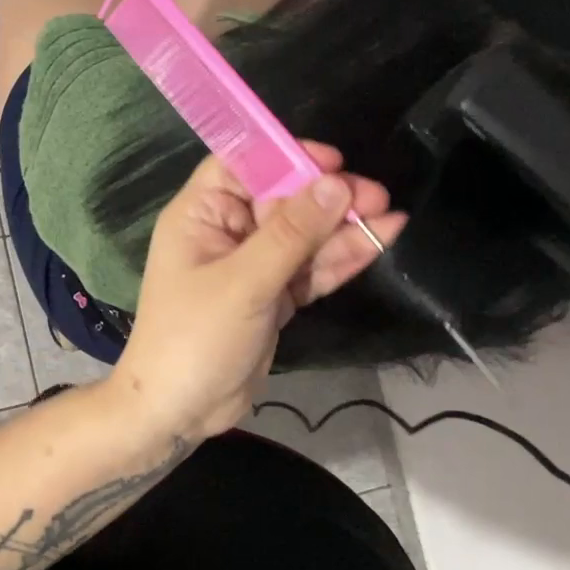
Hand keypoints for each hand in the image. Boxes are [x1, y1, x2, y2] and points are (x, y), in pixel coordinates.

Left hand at [101, 142, 404, 442]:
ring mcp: (252, 266)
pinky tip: (378, 241)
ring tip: (391, 217)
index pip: (244, 165)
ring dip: (343, 228)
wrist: (178, 412)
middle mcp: (226, 233)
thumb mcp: (243, 282)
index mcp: (201, 215)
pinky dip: (340, 259)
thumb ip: (291, 234)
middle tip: (375, 196)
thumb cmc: (194, 338)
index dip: (287, 157)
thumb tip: (335, 183)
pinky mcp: (272, 296)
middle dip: (328, 197)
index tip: (332, 161)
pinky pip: (309, 269)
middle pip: (283, 200)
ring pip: (303, 236)